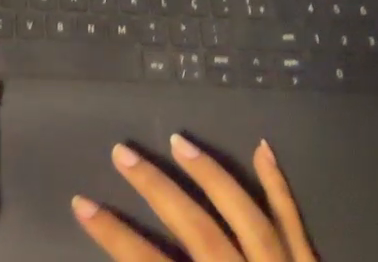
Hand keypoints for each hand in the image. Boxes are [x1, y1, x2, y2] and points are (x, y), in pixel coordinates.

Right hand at [72, 135, 316, 261]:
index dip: (114, 235)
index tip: (81, 202)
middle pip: (198, 230)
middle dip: (157, 188)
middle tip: (122, 152)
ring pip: (247, 218)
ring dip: (211, 176)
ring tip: (180, 141)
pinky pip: (296, 226)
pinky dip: (280, 188)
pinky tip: (263, 148)